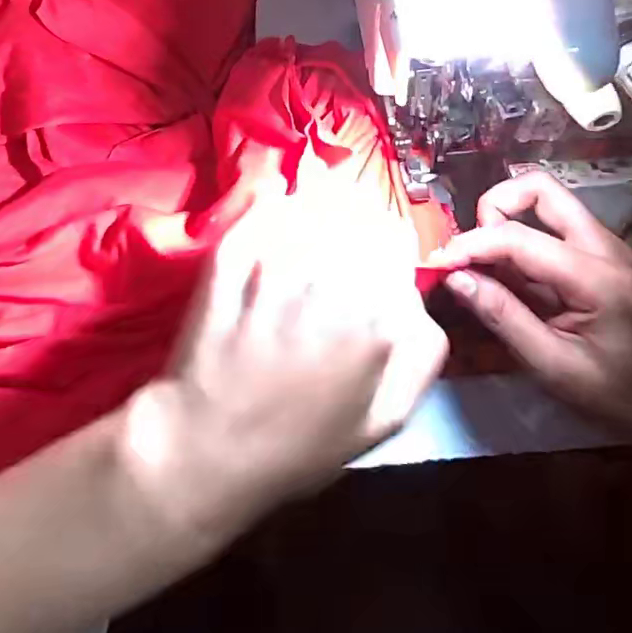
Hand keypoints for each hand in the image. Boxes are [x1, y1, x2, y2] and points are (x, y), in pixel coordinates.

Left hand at [123, 191, 446, 540]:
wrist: (210, 452)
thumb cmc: (302, 444)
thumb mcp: (385, 419)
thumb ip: (421, 355)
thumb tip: (416, 295)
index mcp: (376, 324)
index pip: (396, 245)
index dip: (390, 237)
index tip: (383, 238)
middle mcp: (331, 290)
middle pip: (356, 219)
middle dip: (358, 208)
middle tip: (352, 206)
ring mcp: (275, 276)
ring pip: (310, 210)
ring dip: (317, 192)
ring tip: (316, 181)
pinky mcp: (228, 268)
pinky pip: (256, 217)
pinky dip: (269, 199)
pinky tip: (276, 193)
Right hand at [431, 171, 631, 454]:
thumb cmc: (614, 392)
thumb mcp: (552, 365)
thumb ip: (503, 316)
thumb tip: (454, 277)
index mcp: (597, 276)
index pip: (519, 237)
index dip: (471, 245)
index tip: (437, 264)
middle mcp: (603, 244)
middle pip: (538, 188)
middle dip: (493, 207)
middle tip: (471, 251)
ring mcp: (602, 243)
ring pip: (542, 199)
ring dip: (504, 220)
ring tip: (484, 265)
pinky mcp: (595, 250)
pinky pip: (548, 223)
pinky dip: (517, 237)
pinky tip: (506, 275)